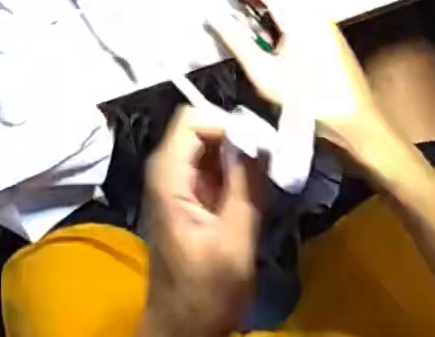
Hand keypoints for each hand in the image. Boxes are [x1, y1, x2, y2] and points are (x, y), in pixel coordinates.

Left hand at [139, 106, 261, 336]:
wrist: (182, 331)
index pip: (192, 119)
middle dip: (236, 137)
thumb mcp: (233, 243)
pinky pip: (211, 164)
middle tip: (268, 158)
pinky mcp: (188, 193)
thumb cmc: (204, 294)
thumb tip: (260, 140)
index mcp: (168, 174)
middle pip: (201, 126)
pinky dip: (234, 169)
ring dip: (238, 154)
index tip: (258, 144)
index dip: (226, 123)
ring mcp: (176, 180)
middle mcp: (166, 168)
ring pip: (209, 143)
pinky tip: (253, 189)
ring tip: (265, 174)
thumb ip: (246, 186)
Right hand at [207, 0, 394, 165]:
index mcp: (300, 13)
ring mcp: (323, 23)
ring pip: (284, 4)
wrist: (356, 125)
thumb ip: (236, 40)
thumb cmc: (310, 102)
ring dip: (260, 9)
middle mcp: (314, 11)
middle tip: (222, 2)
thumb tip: (213, 17)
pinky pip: (295, 16)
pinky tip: (263, 38)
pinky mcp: (326, 36)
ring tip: (238, 21)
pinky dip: (275, 20)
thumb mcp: (264, 72)